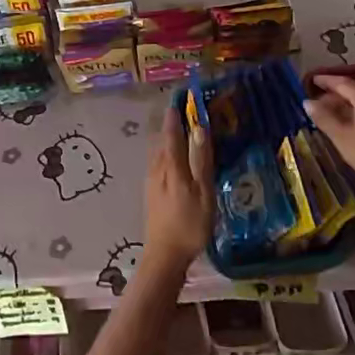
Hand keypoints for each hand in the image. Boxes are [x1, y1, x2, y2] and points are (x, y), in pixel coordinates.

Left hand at [143, 112, 213, 271]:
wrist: (164, 254)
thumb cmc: (189, 224)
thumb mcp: (203, 192)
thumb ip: (200, 160)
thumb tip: (199, 129)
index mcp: (171, 166)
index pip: (172, 134)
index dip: (175, 116)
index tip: (179, 99)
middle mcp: (157, 169)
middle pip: (163, 141)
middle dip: (172, 125)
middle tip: (183, 112)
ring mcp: (151, 181)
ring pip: (159, 152)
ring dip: (168, 139)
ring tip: (180, 131)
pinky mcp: (151, 192)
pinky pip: (159, 164)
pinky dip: (167, 154)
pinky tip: (174, 159)